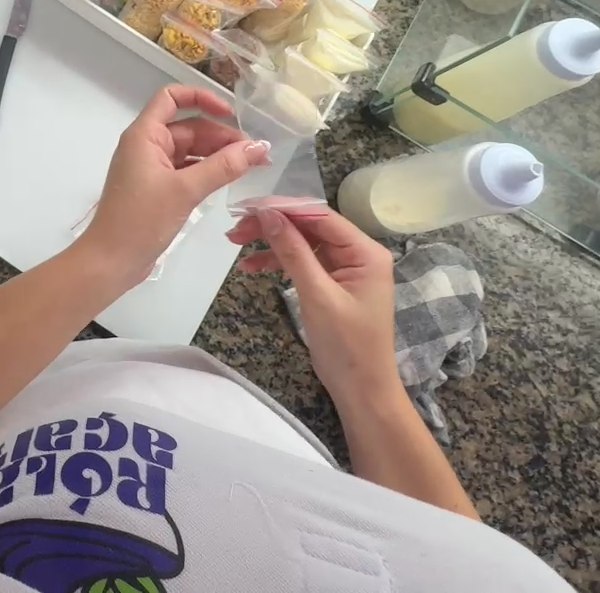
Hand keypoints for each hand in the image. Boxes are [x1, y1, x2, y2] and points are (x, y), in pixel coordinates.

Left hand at [74, 85, 270, 287]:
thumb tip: (258, 147)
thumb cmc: (141, 219)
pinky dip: (207, 171)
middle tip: (257, 153)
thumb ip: (223, 167)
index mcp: (144, 135)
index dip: (201, 97)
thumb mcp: (185, 190)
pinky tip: (230, 179)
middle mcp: (146, 144)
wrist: (111, 260)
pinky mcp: (157, 187)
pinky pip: (186, 169)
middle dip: (221, 135)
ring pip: (190, 150)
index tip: (232, 113)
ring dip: (218, 154)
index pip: (171, 97)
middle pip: (188, 126)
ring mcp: (151, 167)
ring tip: (253, 165)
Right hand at [229, 207, 398, 398]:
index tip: (247, 207)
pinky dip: (276, 261)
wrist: (362, 391)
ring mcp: (343, 267)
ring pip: (300, 241)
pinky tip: (250, 266)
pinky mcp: (331, 281)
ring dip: (269, 242)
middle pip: (307, 225)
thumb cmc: (347, 345)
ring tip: (234, 242)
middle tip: (235, 227)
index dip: (282, 208)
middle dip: (271, 224)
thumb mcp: (317, 295)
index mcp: (364, 251)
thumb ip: (292, 251)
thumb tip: (267, 213)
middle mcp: (356, 252)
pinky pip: (301, 260)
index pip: (319, 216)